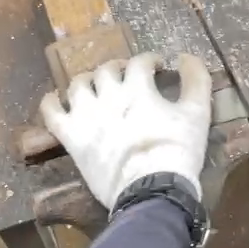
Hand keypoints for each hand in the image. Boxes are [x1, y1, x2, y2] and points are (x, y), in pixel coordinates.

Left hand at [39, 52, 211, 207]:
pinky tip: (55, 99)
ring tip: (95, 87)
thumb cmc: (177, 152)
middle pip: (107, 69)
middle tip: (126, 76)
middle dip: (118, 68)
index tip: (156, 67)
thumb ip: (196, 80)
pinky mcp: (71, 137)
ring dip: (88, 81)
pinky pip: (51, 113)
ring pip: (78, 84)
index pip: (140, 62)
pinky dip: (51, 102)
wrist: (152, 191)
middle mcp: (107, 95)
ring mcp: (85, 115)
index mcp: (137, 87)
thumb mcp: (198, 114)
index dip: (149, 61)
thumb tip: (185, 57)